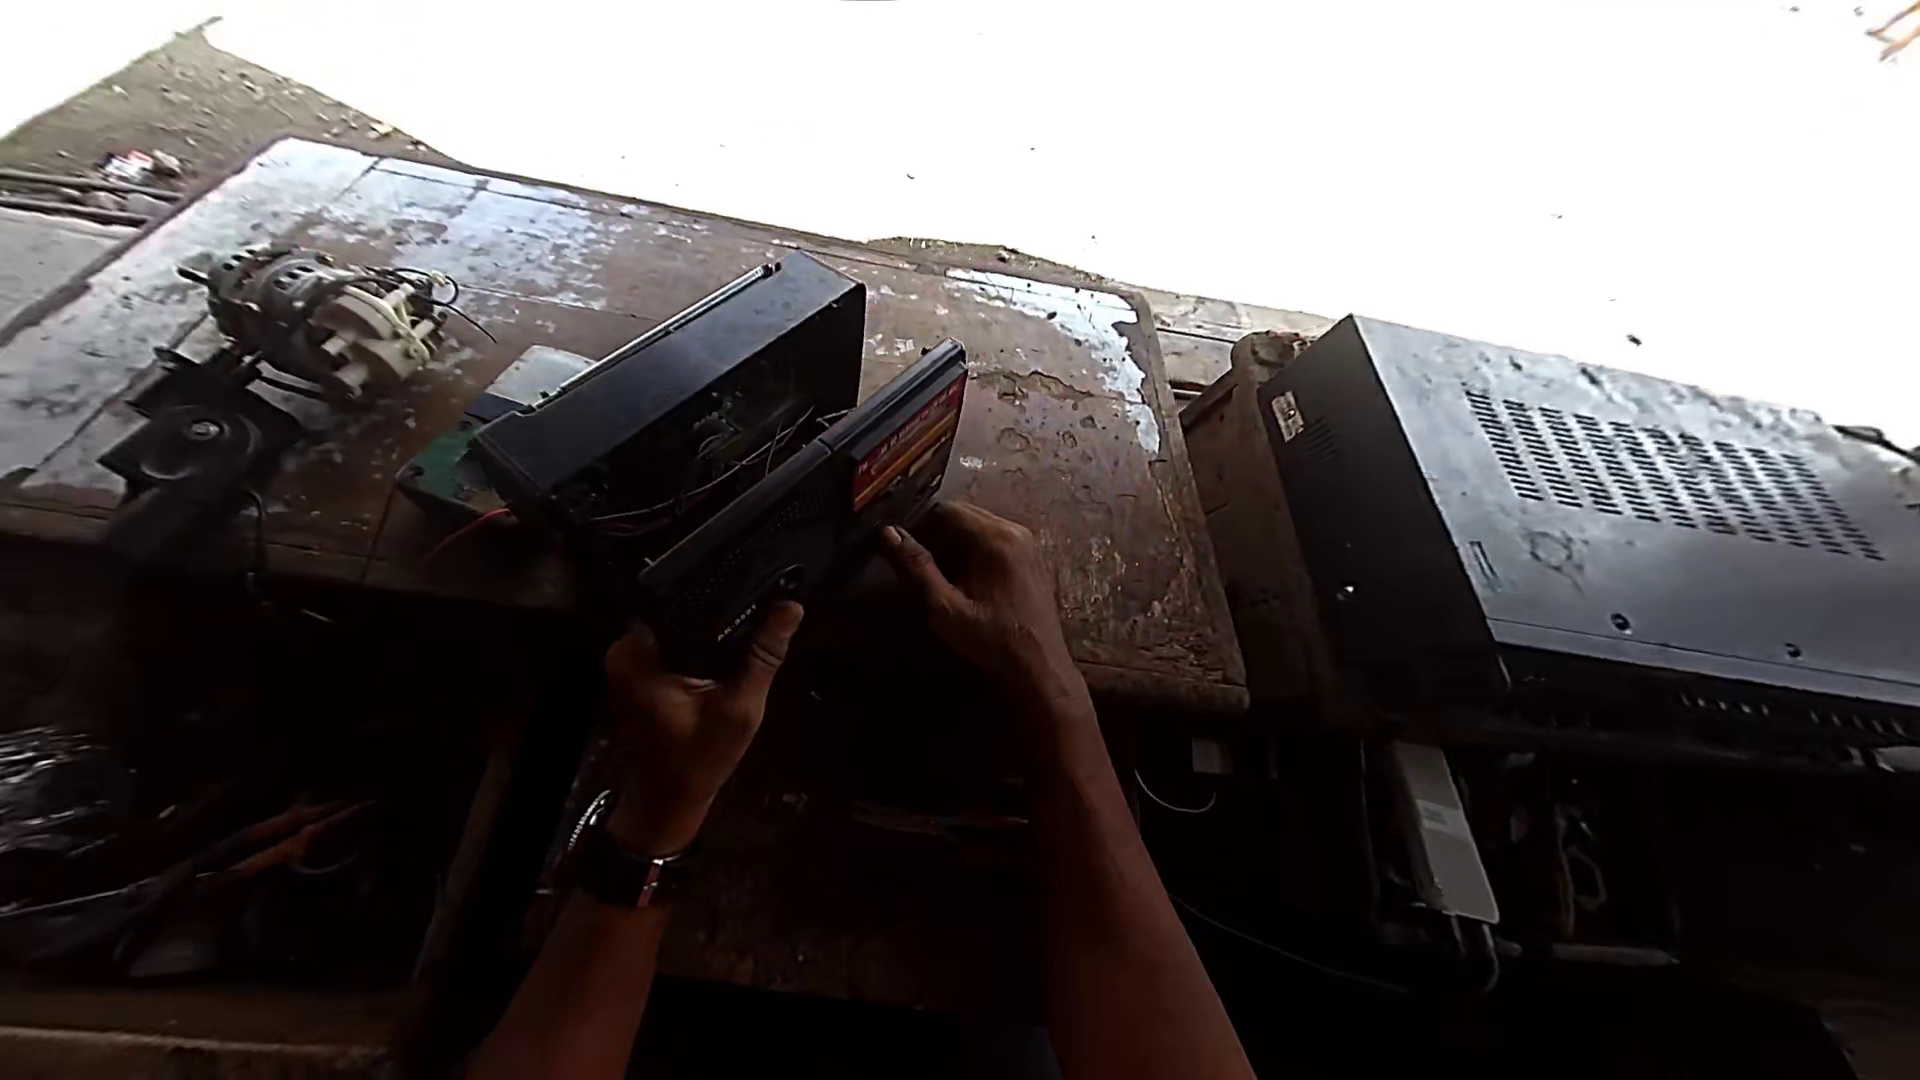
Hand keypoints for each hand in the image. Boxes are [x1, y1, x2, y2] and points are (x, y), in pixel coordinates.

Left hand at [601, 603, 803, 854]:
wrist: (666, 804)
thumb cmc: (699, 758)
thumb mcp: (740, 706)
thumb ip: (763, 654)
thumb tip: (791, 606)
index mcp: (638, 652)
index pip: (680, 596)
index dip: (719, 586)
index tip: (755, 578)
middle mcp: (625, 650)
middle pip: (680, 608)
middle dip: (719, 606)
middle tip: (762, 598)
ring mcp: (629, 663)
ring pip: (679, 625)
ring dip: (711, 626)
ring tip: (752, 615)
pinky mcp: (638, 674)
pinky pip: (673, 643)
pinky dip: (700, 644)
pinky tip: (730, 645)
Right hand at [880, 501, 1085, 709]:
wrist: (1039, 668)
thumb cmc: (990, 640)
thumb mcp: (944, 607)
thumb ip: (915, 568)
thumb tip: (886, 534)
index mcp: (994, 537)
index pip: (946, 510)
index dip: (918, 524)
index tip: (901, 547)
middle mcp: (1014, 530)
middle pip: (964, 513)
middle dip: (935, 532)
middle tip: (916, 561)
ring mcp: (1027, 543)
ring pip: (978, 525)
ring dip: (953, 541)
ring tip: (937, 572)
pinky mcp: (1031, 557)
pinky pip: (994, 538)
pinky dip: (973, 549)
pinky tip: (963, 578)